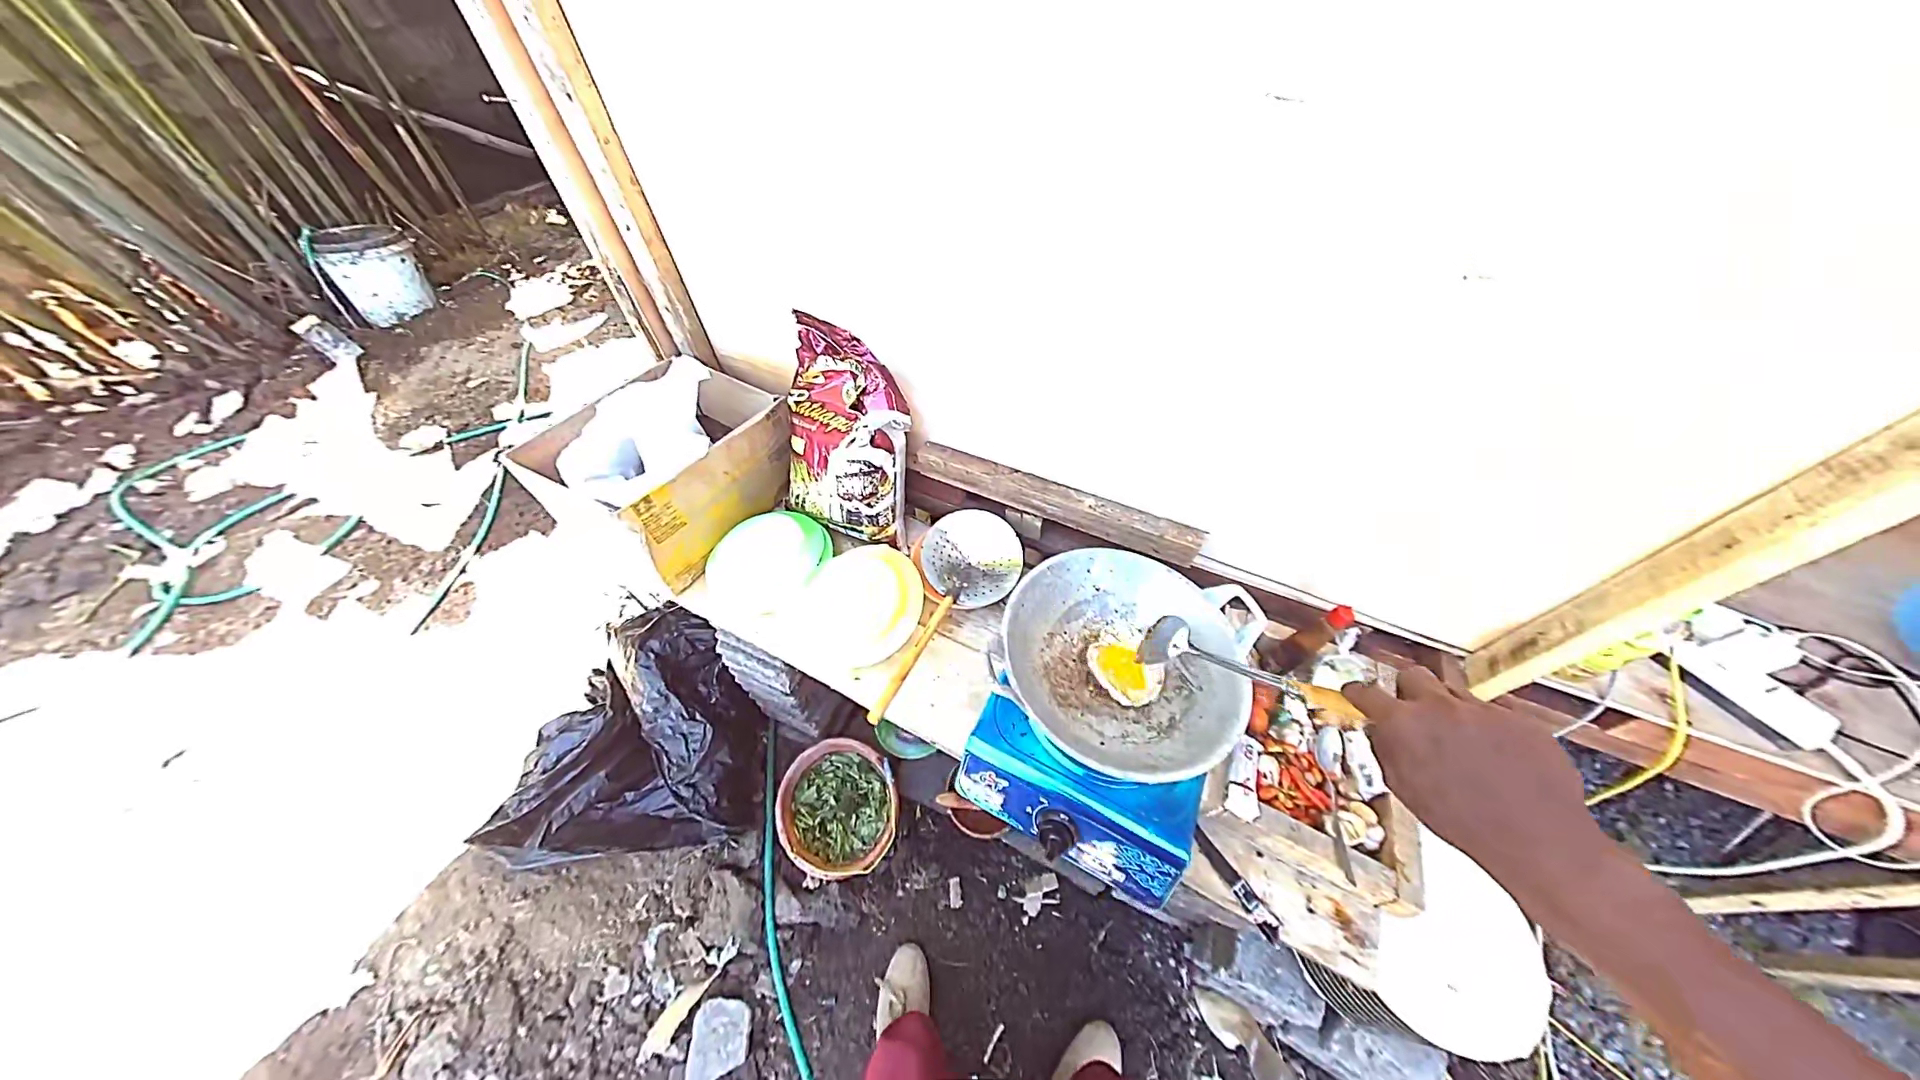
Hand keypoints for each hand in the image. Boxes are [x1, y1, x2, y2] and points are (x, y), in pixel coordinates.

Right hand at [1344, 662, 1608, 906]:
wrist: (1536, 836)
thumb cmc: (1466, 821)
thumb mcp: (1405, 788)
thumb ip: (1386, 751)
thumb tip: (1379, 733)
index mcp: (1403, 723)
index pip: (1366, 692)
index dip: (1356, 692)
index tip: (1356, 693)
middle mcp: (1439, 706)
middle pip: (1412, 674)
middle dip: (1407, 689)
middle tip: (1411, 710)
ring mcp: (1482, 709)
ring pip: (1454, 690)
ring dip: (1448, 707)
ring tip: (1457, 736)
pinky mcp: (1518, 718)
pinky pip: (1494, 709)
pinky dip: (1487, 723)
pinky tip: (1492, 750)